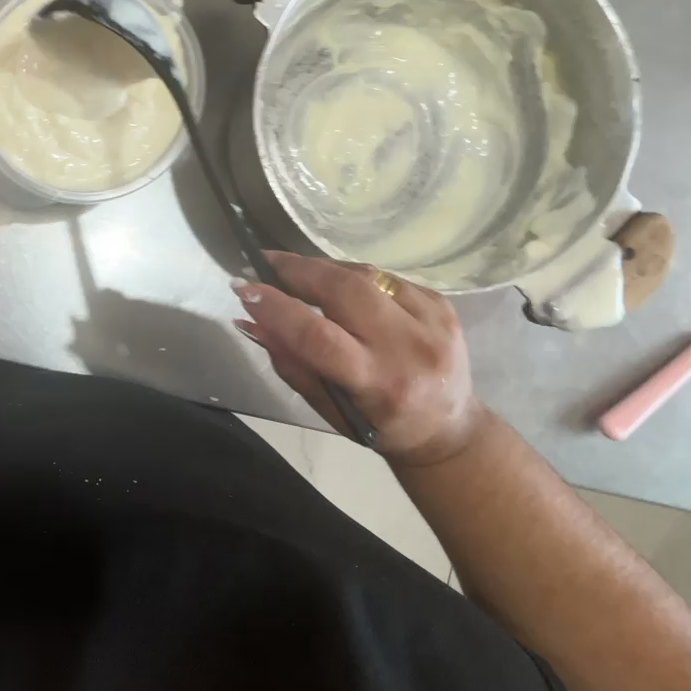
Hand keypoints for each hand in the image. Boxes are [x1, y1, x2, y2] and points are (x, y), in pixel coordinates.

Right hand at [232, 252, 486, 468]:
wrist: (447, 428)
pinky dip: (352, 276)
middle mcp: (408, 347)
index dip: (276, 308)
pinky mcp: (442, 304)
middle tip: (264, 262)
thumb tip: (249, 319)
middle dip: (298, 270)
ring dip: (322, 269)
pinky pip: (385, 278)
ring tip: (294, 270)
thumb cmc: (376, 424)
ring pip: (365, 275)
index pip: (317, 336)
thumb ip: (288, 360)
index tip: (244, 288)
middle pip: (345, 290)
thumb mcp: (325, 404)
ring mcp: (431, 321)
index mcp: (376, 382)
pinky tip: (336, 284)